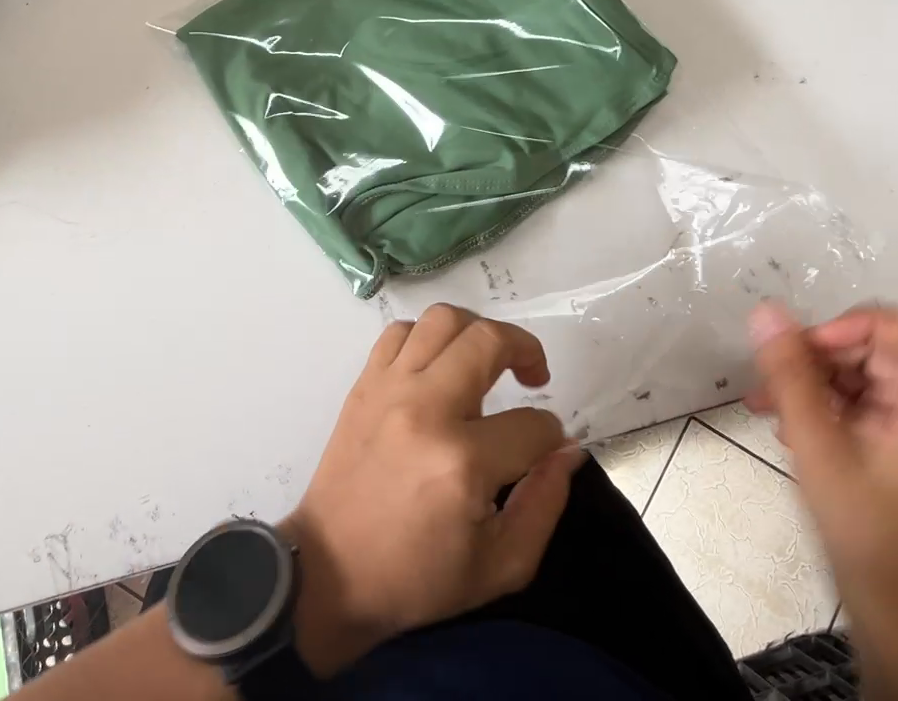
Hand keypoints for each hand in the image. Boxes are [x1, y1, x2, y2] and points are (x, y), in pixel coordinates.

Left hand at [280, 305, 585, 676]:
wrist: (330, 573)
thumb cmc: (417, 579)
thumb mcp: (502, 564)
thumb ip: (545, 503)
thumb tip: (567, 450)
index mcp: (462, 462)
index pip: (533, 424)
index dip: (552, 437)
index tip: (545, 451)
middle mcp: (426, 410)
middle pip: (489, 341)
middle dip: (526, 350)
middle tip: (533, 376)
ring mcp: (389, 390)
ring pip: (442, 320)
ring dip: (477, 332)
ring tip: (487, 362)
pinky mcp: (363, 386)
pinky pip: (399, 332)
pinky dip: (428, 338)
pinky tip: (439, 368)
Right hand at [746, 302, 897, 593]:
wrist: (884, 598)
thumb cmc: (863, 527)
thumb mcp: (820, 446)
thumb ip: (791, 376)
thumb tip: (765, 313)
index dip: (860, 326)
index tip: (809, 347)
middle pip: (885, 350)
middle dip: (824, 356)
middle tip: (775, 373)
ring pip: (865, 371)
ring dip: (813, 379)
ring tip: (767, 400)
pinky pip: (860, 398)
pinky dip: (820, 401)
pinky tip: (784, 420)